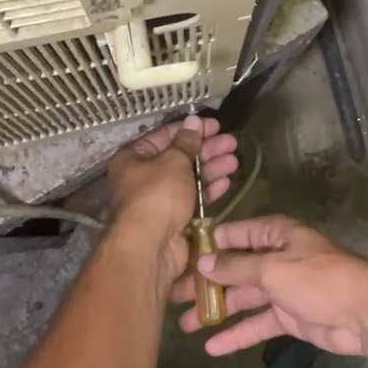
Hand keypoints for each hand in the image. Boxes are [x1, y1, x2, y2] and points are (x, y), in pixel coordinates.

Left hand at [105, 115, 236, 276]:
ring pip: (188, 178)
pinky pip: (192, 198)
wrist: (150, 247)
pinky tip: (226, 181)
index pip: (165, 135)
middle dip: (206, 149)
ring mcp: (158, 200)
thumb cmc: (158, 195)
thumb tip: (194, 120)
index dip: (191, 129)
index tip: (216, 125)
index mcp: (133, 157)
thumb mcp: (174, 162)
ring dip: (211, 168)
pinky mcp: (172, 218)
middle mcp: (143, 176)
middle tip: (231, 142)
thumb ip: (187, 142)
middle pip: (179, 157)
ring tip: (234, 159)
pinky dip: (208, 189)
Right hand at [172, 214, 367, 356]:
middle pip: (233, 269)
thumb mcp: (273, 268)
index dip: (206, 245)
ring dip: (215, 310)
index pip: (233, 234)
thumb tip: (203, 263)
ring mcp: (281, 288)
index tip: (177, 255)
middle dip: (204, 282)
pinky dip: (236, 334)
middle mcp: (275, 257)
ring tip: (184, 324)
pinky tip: (212, 347)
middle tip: (171, 295)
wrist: (365, 313)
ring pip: (241, 298)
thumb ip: (236, 267)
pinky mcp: (288, 316)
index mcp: (274, 234)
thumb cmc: (318, 278)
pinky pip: (256, 324)